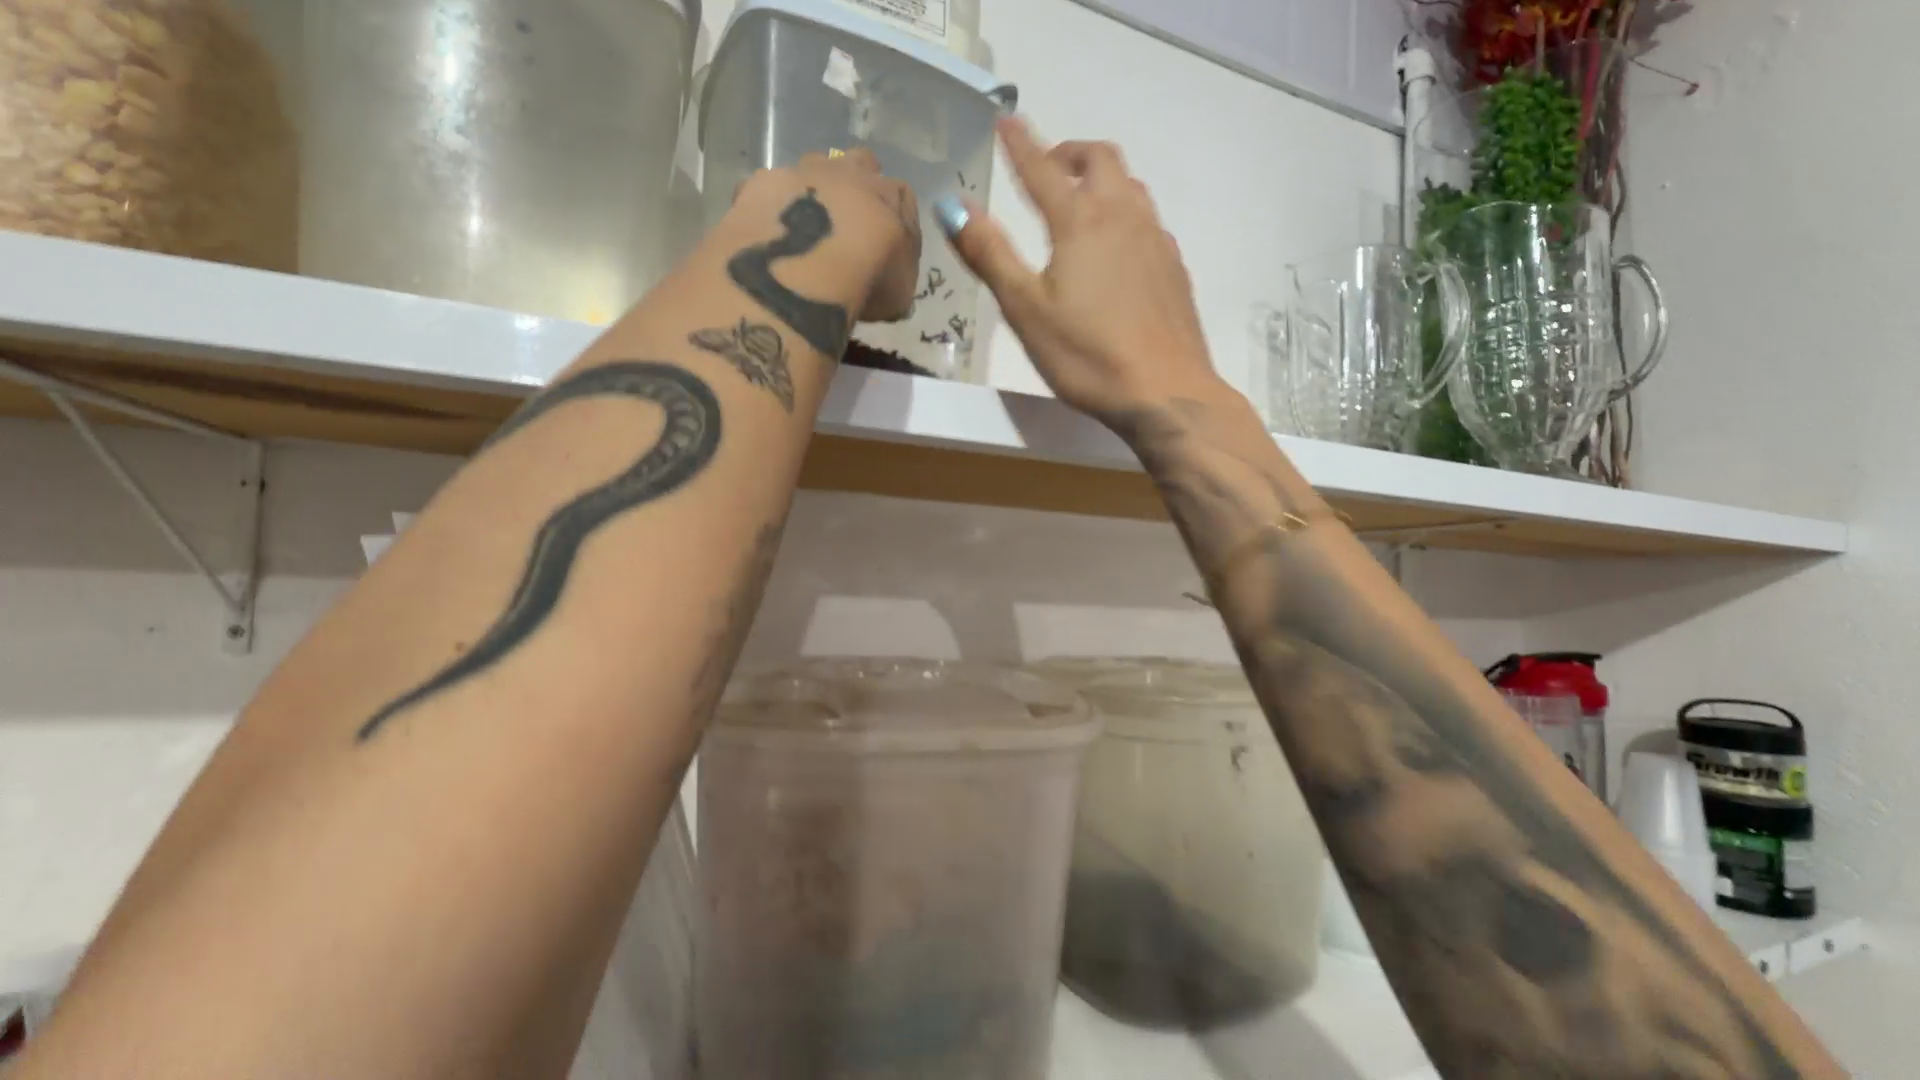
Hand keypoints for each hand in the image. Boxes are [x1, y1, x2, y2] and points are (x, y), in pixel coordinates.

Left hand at [734, 148, 922, 323]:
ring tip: (806, 227)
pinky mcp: (764, 182)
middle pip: (859, 164)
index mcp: (892, 196)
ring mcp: (806, 171)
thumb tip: (886, 281)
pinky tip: (770, 233)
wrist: (808, 263)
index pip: (900, 196)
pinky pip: (771, 188)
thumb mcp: (899, 293)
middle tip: (847, 220)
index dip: (892, 217)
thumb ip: (896, 276)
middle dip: (856, 185)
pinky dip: (773, 206)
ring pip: (813, 167)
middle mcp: (852, 171)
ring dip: (813, 189)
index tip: (884, 240)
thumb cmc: (869, 279)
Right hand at [942, 116, 1222, 422]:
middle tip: (1047, 165)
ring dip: (1101, 179)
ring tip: (1079, 200)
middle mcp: (1123, 217)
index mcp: (1080, 221)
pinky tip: (1115, 247)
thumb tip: (954, 204)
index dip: (1020, 143)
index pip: (1042, 169)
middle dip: (1069, 152)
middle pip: (1101, 160)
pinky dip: (1125, 213)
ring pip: (1131, 186)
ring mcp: (1155, 241)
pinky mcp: (1174, 268)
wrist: (1166, 393)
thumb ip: (990, 253)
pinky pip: (1147, 220)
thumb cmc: (1086, 355)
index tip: (1005, 120)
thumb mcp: (1025, 308)